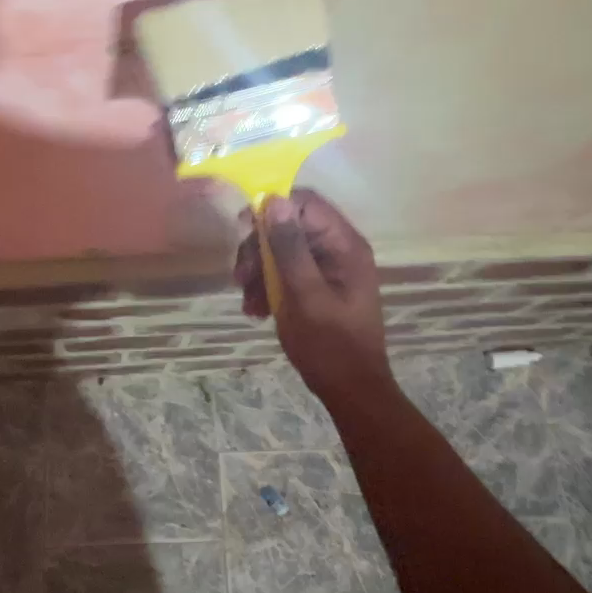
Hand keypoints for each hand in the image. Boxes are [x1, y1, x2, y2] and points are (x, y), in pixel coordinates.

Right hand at [233, 189, 394, 402]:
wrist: (350, 392)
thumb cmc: (331, 345)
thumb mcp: (305, 295)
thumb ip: (290, 248)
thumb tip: (274, 200)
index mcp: (344, 245)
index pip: (305, 203)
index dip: (272, 209)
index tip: (244, 229)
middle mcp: (338, 249)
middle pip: (289, 225)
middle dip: (259, 248)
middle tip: (241, 276)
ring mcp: (327, 269)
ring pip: (281, 250)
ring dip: (258, 271)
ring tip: (248, 301)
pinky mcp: (315, 287)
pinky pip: (284, 273)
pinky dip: (266, 287)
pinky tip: (256, 310)